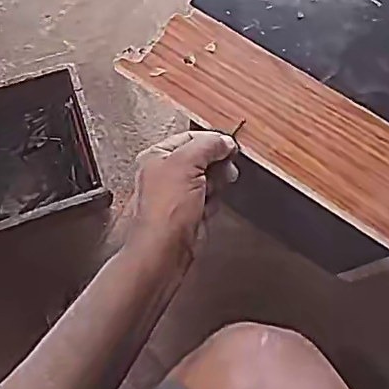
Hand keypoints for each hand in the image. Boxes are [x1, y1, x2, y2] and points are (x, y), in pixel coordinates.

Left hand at [108, 131, 238, 264]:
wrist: (165, 251)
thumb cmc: (166, 210)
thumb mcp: (186, 164)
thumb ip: (207, 146)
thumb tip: (225, 141)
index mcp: (158, 155)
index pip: (191, 137)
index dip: (212, 140)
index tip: (230, 146)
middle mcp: (166, 172)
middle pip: (203, 158)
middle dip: (216, 166)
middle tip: (223, 172)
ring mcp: (179, 193)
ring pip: (210, 179)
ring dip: (215, 186)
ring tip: (208, 196)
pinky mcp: (190, 211)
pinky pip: (211, 199)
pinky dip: (213, 203)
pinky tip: (206, 210)